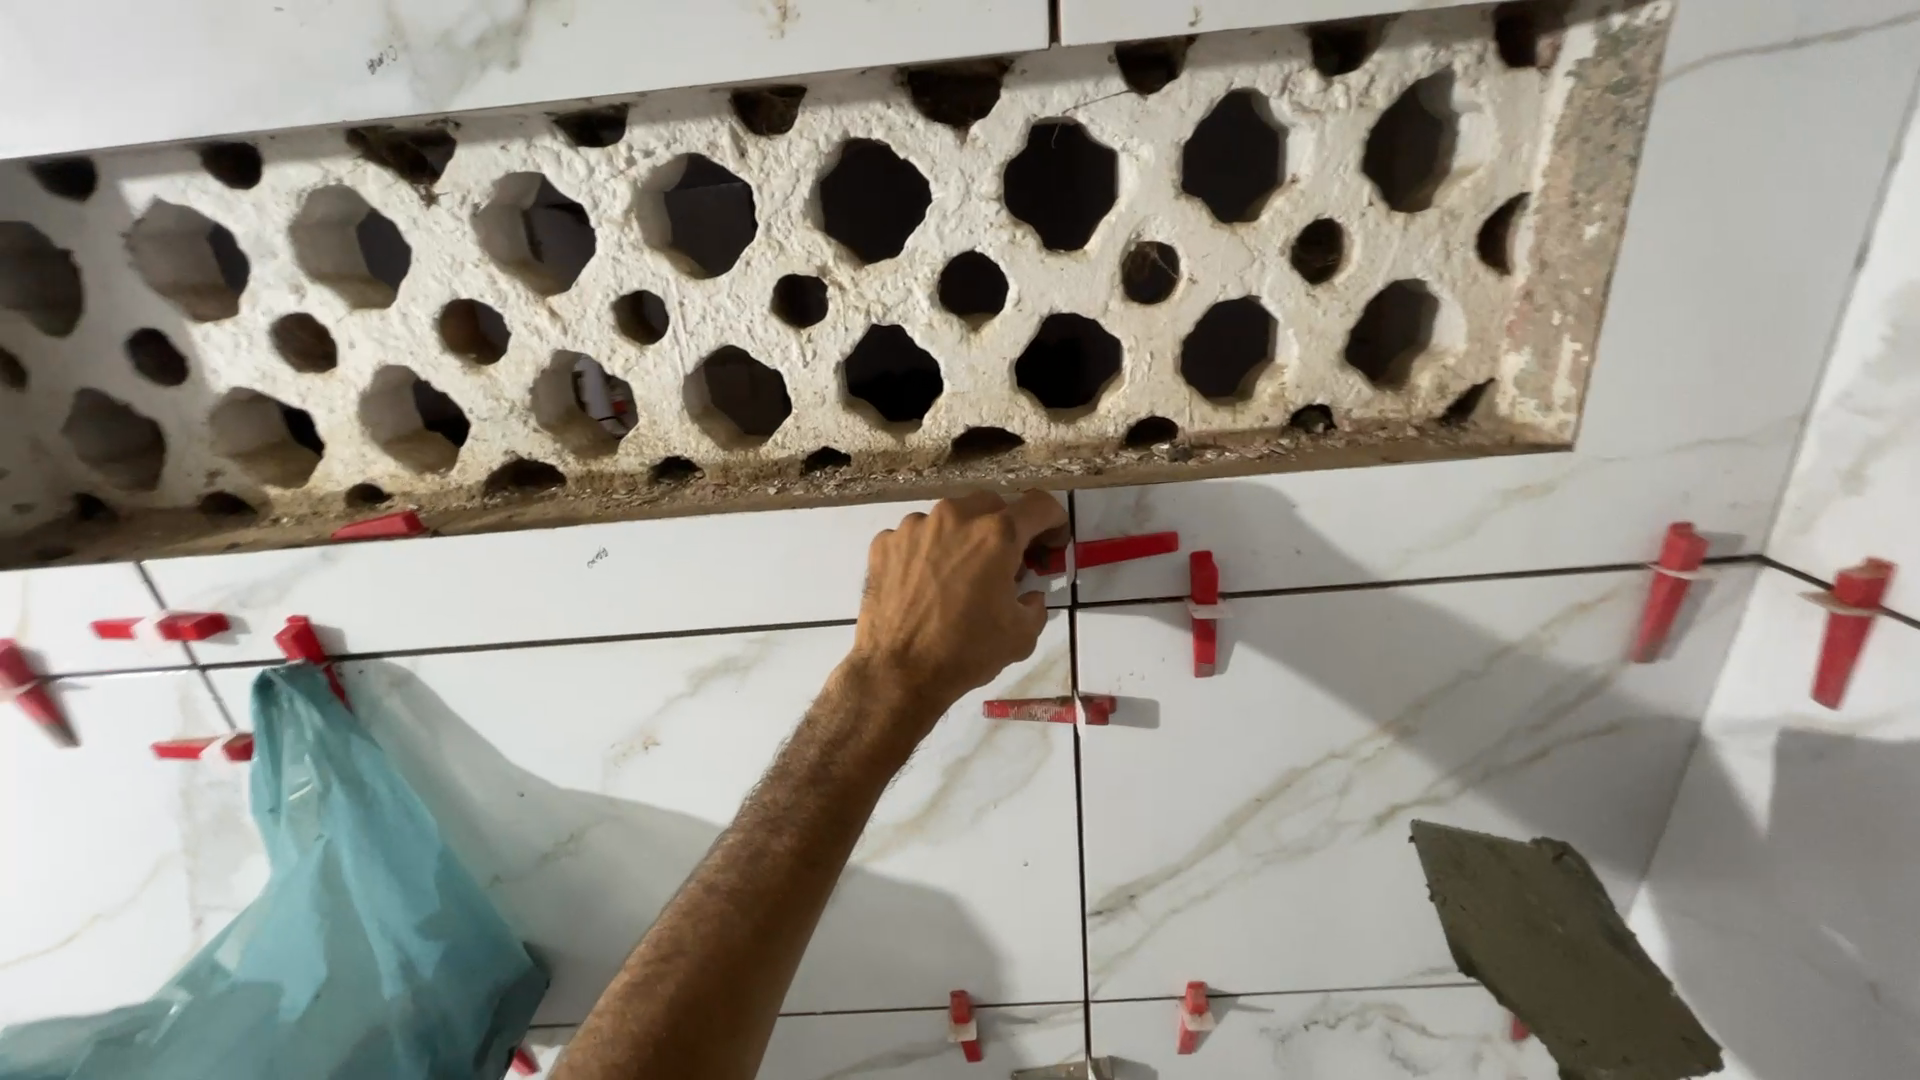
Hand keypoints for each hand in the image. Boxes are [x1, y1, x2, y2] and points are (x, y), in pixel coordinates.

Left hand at [844, 491, 1068, 733]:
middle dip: (1006, 527)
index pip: (1039, 506)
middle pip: (992, 505)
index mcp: (997, 535)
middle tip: (1006, 562)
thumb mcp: (1021, 635)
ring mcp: (914, 527)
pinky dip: (927, 552)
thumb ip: (1034, 605)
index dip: (1054, 522)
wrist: (898, 671)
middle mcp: (955, 517)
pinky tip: (925, 584)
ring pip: (950, 518)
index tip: (1051, 545)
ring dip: (963, 537)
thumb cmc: (966, 652)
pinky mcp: (885, 543)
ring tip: (960, 575)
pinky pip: (916, 537)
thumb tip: (1027, 595)